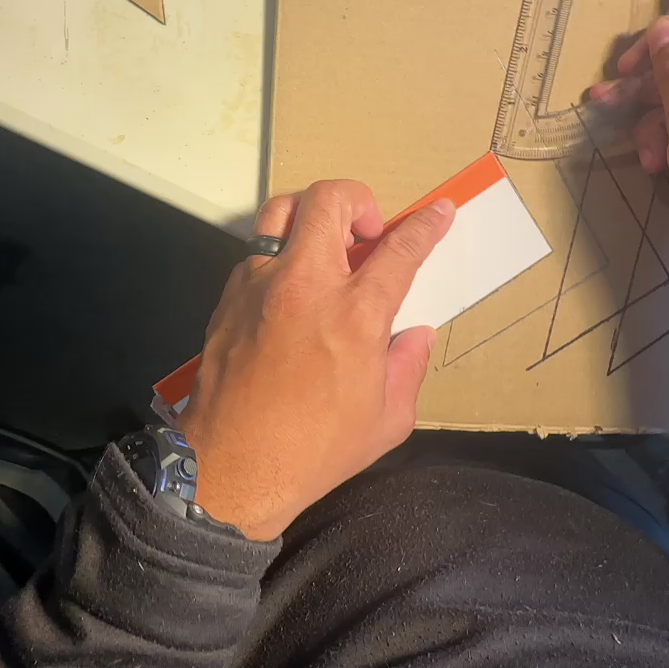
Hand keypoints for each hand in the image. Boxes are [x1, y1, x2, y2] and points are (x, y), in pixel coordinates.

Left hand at [179, 181, 454, 540]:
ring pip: (283, 209)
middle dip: (359, 199)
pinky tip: (292, 291)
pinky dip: (282, 254)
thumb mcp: (387, 420)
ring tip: (326, 248)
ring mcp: (259, 283)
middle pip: (330, 199)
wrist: (231, 467)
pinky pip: (257, 250)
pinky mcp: (229, 296)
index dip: (426, 224)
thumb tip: (414, 334)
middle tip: (368, 233)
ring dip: (313, 215)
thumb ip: (408, 367)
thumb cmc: (315, 449)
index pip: (399, 248)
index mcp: (355, 314)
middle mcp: (305, 283)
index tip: (439, 210)